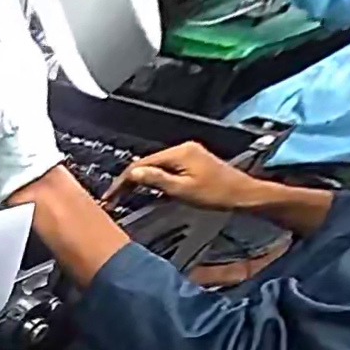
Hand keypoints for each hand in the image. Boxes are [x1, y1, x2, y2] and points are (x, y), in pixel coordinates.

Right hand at [110, 142, 268, 212]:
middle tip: (111, 200)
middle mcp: (182, 149)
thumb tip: (133, 174)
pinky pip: (163, 168)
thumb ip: (156, 180)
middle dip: (127, 181)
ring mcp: (187, 154)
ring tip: (121, 197)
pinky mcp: (189, 162)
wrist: (240, 193)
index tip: (109, 196)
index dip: (122, 181)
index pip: (142, 164)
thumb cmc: (214, 194)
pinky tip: (142, 190)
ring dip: (137, 181)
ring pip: (153, 166)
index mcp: (179, 153)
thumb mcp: (181, 190)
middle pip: (146, 163)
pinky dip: (150, 180)